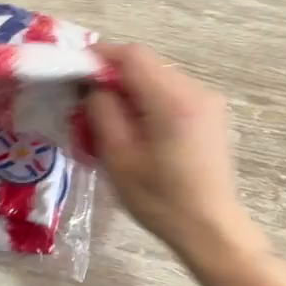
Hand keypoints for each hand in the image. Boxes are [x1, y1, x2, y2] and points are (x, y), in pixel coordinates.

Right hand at [87, 44, 264, 263]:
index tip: (75, 73)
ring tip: (111, 121)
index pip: (132, 56)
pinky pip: (172, 93)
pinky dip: (149, 101)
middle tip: (88, 103)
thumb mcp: (119, 157)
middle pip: (146, 64)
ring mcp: (208, 101)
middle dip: (114, 77)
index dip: (100, 57)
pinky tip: (138, 130)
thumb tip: (94, 86)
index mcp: (173, 100)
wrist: (210, 229)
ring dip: (131, 90)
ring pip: (158, 78)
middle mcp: (196, 91)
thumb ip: (103, 112)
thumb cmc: (160, 199)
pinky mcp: (211, 114)